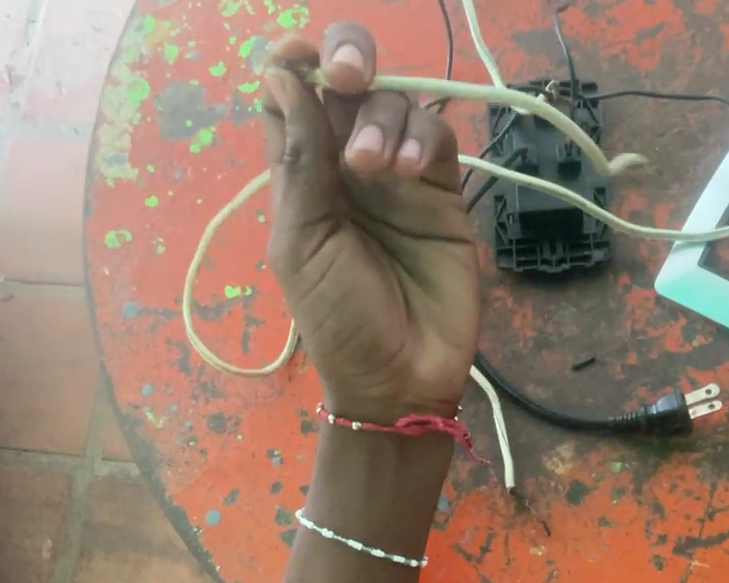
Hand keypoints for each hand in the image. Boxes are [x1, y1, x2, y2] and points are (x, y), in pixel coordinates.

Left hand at [260, 25, 478, 424]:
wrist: (400, 376)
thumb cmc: (339, 319)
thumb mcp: (300, 243)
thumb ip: (299, 161)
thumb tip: (284, 74)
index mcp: (304, 178)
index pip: (291, 98)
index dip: (294, 65)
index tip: (303, 59)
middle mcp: (350, 169)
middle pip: (348, 87)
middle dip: (348, 61)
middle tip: (347, 77)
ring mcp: (400, 181)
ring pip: (395, 106)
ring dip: (383, 120)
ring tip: (378, 169)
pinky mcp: (444, 197)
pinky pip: (437, 141)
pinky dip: (424, 140)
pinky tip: (411, 172)